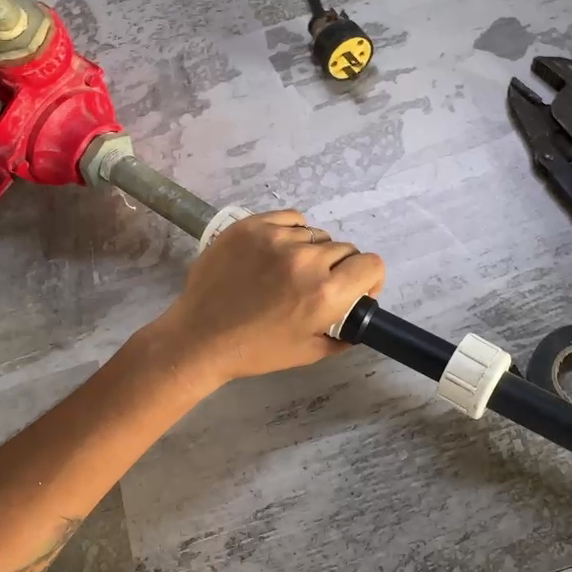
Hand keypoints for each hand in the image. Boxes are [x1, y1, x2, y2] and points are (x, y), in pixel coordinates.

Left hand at [152, 210, 384, 386]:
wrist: (200, 337)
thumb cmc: (256, 350)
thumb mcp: (310, 352)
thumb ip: (345, 333)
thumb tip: (359, 314)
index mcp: (324, 294)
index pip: (371, 264)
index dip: (369, 279)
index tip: (355, 290)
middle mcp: (305, 260)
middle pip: (345, 249)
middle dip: (339, 268)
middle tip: (316, 286)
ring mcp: (276, 239)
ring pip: (316, 235)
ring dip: (312, 252)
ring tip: (290, 271)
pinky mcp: (252, 226)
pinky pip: (291, 219)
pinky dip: (291, 233)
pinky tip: (277, 252)